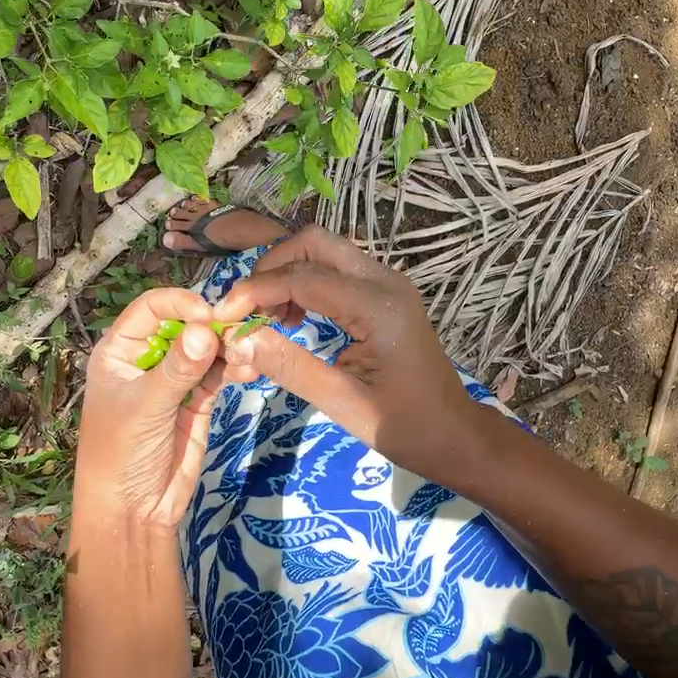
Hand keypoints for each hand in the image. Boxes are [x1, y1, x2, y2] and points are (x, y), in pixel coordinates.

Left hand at [74, 288, 228, 531]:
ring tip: (248, 355)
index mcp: (120, 351)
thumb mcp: (145, 408)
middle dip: (211, 326)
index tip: (208, 313)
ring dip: (228, 348)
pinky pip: (219, 375)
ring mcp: (176, 379)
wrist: (133, 511)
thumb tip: (205, 330)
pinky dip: (234, 370)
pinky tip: (249, 371)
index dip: (179, 304)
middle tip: (238, 332)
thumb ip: (177, 370)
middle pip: (185, 325)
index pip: (150, 309)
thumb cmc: (120, 452)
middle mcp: (148, 358)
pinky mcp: (198, 401)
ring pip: (207, 349)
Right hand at [210, 227, 480, 467]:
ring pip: (325, 251)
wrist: (453, 434)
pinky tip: (296, 318)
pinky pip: (337, 269)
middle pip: (315, 242)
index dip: (256, 291)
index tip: (223, 316)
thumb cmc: (403, 426)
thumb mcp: (341, 402)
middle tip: (248, 308)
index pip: (302, 277)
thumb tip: (237, 338)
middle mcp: (385, 281)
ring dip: (289, 272)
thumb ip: (289, 365)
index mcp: (378, 306)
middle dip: (272, 267)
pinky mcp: (385, 293)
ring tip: (270, 318)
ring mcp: (388, 283)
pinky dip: (307, 282)